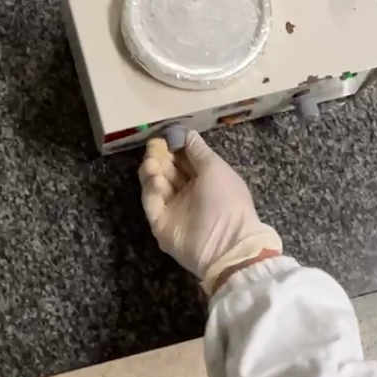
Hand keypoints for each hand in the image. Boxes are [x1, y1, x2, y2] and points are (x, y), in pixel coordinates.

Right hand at [139, 132, 282, 293]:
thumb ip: (197, 150)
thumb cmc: (226, 199)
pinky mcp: (159, 223)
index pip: (183, 159)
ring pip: (154, 183)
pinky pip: (150, 202)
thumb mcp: (215, 168)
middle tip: (154, 148)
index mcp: (205, 179)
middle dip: (159, 156)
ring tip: (152, 163)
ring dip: (152, 169)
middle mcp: (188, 192)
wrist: (225, 243)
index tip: (166, 136)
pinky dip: (150, 189)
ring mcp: (172, 208)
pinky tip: (155, 180)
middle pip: (166, 169)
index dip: (173, 146)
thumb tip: (186, 133)